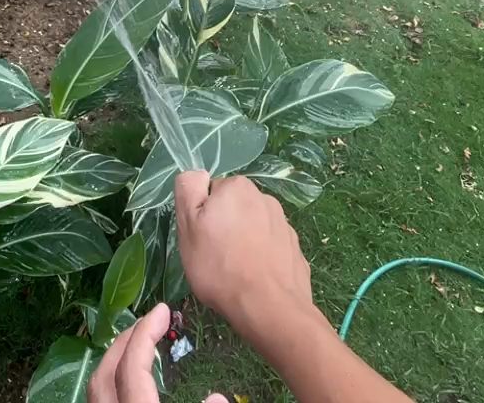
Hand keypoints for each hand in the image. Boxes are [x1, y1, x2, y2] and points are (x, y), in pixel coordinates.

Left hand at [88, 303, 224, 402]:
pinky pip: (103, 402)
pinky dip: (113, 384)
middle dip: (124, 342)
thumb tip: (218, 397)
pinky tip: (132, 384)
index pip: (132, 369)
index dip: (145, 335)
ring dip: (115, 362)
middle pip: (104, 376)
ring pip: (97, 391)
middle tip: (147, 323)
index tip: (163, 310)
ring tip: (137, 346)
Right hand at [174, 171, 323, 346]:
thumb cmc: (220, 267)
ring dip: (245, 241)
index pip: (210, 193)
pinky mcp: (295, 249)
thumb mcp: (188, 225)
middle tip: (215, 256)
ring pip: (253, 227)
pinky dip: (262, 258)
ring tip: (237, 272)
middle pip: (233, 208)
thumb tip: (198, 174)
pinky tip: (257, 280)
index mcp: (237, 186)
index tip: (202, 239)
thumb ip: (189, 189)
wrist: (270, 309)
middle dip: (224, 227)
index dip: (202, 216)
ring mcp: (284, 224)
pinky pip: (270, 247)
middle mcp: (264, 197)